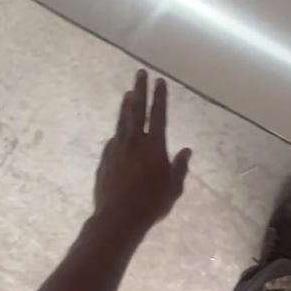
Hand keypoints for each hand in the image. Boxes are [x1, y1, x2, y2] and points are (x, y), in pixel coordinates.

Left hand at [92, 71, 191, 234]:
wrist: (118, 217)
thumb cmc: (152, 203)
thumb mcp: (173, 187)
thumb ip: (179, 167)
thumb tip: (186, 151)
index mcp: (154, 145)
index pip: (159, 114)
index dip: (160, 97)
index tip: (160, 81)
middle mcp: (135, 141)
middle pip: (137, 109)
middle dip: (140, 89)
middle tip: (140, 73)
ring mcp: (117, 148)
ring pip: (122, 121)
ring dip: (126, 106)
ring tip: (128, 93)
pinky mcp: (105, 158)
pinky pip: (114, 139)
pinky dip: (118, 131)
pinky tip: (119, 131)